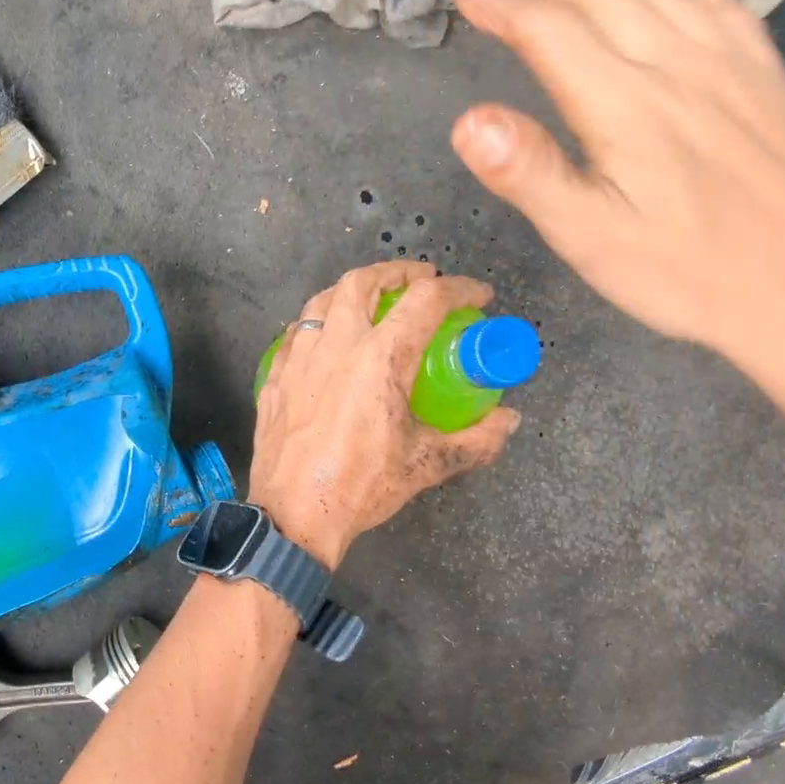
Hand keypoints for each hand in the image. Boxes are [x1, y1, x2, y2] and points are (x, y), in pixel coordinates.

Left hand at [249, 262, 519, 569]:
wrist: (295, 512)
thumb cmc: (362, 486)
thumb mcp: (427, 463)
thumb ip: (477, 439)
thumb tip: (509, 421)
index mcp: (380, 359)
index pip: (425, 300)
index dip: (459, 289)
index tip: (477, 296)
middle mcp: (336, 346)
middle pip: (363, 282)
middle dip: (397, 271)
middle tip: (421, 279)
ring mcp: (298, 359)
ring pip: (322, 301)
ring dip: (352, 290)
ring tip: (372, 298)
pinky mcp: (274, 377)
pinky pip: (295, 333)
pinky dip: (317, 322)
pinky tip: (326, 335)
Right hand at [449, 0, 784, 411]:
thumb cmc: (685, 275)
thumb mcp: (590, 239)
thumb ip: (530, 175)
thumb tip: (468, 121)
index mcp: (626, 108)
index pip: (554, 37)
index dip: (506, 10)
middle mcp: (679, 71)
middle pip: (607, 1)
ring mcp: (732, 71)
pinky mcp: (767, 84)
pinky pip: (726, 9)